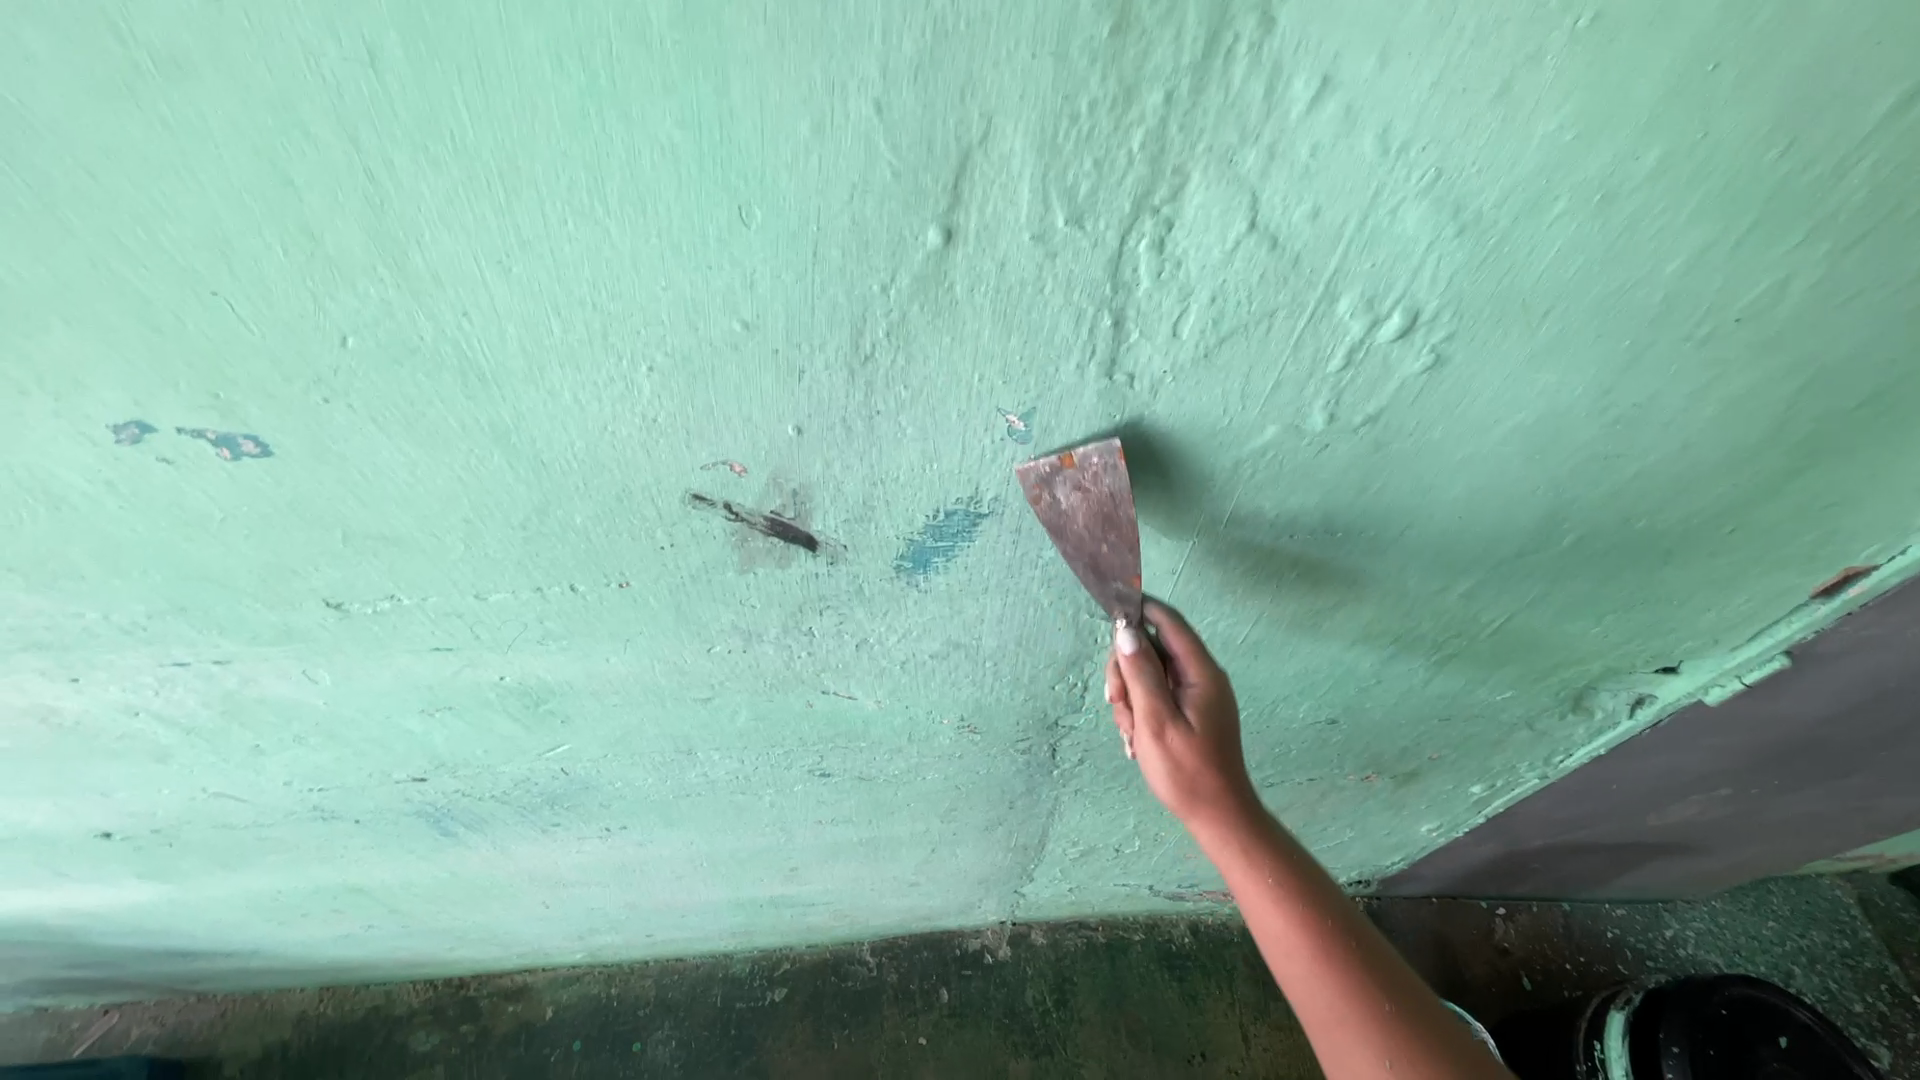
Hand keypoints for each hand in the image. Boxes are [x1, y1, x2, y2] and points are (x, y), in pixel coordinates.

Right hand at [1105, 598, 1259, 831]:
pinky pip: (1155, 695)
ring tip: (1131, 732)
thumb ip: (1140, 673)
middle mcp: (1201, 676)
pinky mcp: (1188, 711)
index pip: (1169, 622)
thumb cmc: (1186, 771)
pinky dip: (1140, 711)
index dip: (1140, 610)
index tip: (1111, 610)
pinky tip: (1137, 738)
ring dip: (1130, 698)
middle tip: (1118, 704)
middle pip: (1152, 649)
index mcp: (1201, 673)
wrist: (1216, 816)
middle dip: (1126, 672)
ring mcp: (1195, 695)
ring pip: (1148, 674)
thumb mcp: (1155, 721)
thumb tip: (1125, 631)